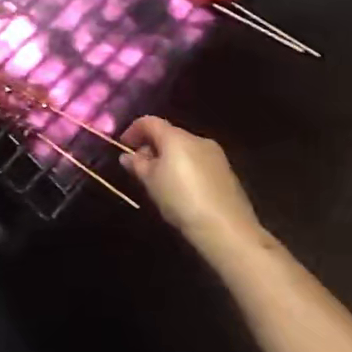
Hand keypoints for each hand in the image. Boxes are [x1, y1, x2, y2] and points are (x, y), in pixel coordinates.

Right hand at [119, 116, 261, 251]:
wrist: (227, 229)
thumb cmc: (181, 200)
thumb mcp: (151, 183)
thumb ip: (137, 165)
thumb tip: (127, 156)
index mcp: (176, 137)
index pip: (150, 122)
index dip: (133, 130)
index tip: (124, 146)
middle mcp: (197, 139)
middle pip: (169, 135)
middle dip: (152, 147)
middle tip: (141, 169)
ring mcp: (215, 155)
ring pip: (185, 149)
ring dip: (169, 159)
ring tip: (161, 183)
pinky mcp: (227, 172)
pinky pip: (199, 162)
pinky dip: (186, 169)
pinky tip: (183, 191)